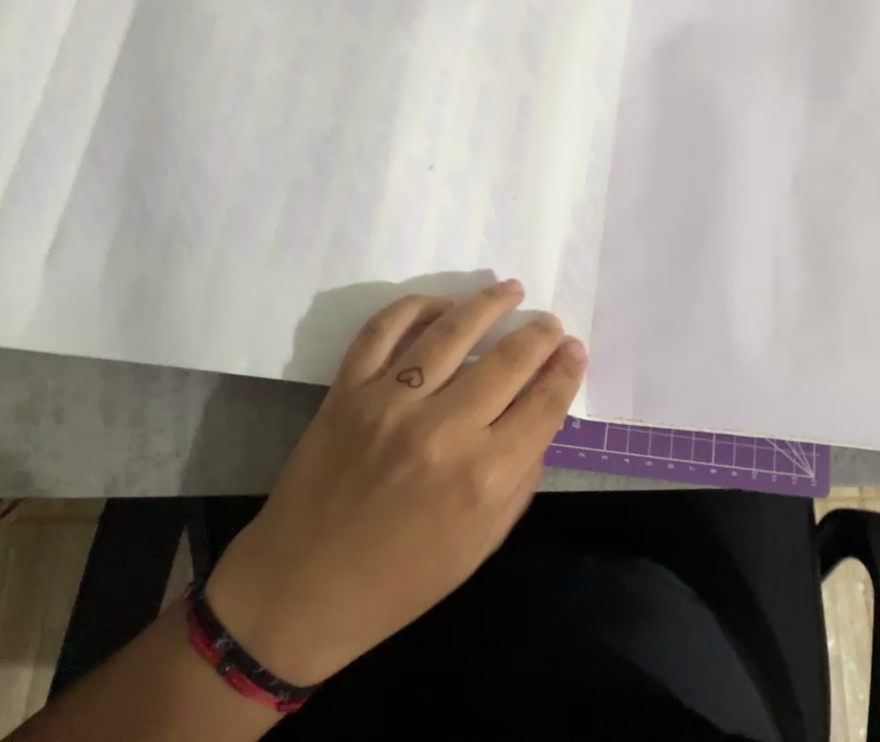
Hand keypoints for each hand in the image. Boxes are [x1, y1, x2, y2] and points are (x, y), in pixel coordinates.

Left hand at [204, 279, 585, 686]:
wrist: (303, 588)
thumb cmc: (403, 579)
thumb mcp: (483, 543)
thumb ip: (521, 478)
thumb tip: (542, 419)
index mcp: (483, 476)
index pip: (544, 404)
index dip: (567, 371)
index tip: (576, 351)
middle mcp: (442, 430)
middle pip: (508, 361)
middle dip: (540, 335)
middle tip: (551, 324)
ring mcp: (389, 404)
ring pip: (451, 331)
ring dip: (488, 304)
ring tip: (510, 290)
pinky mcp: (346, 391)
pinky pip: (383, 330)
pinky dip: (415, 307)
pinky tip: (441, 305)